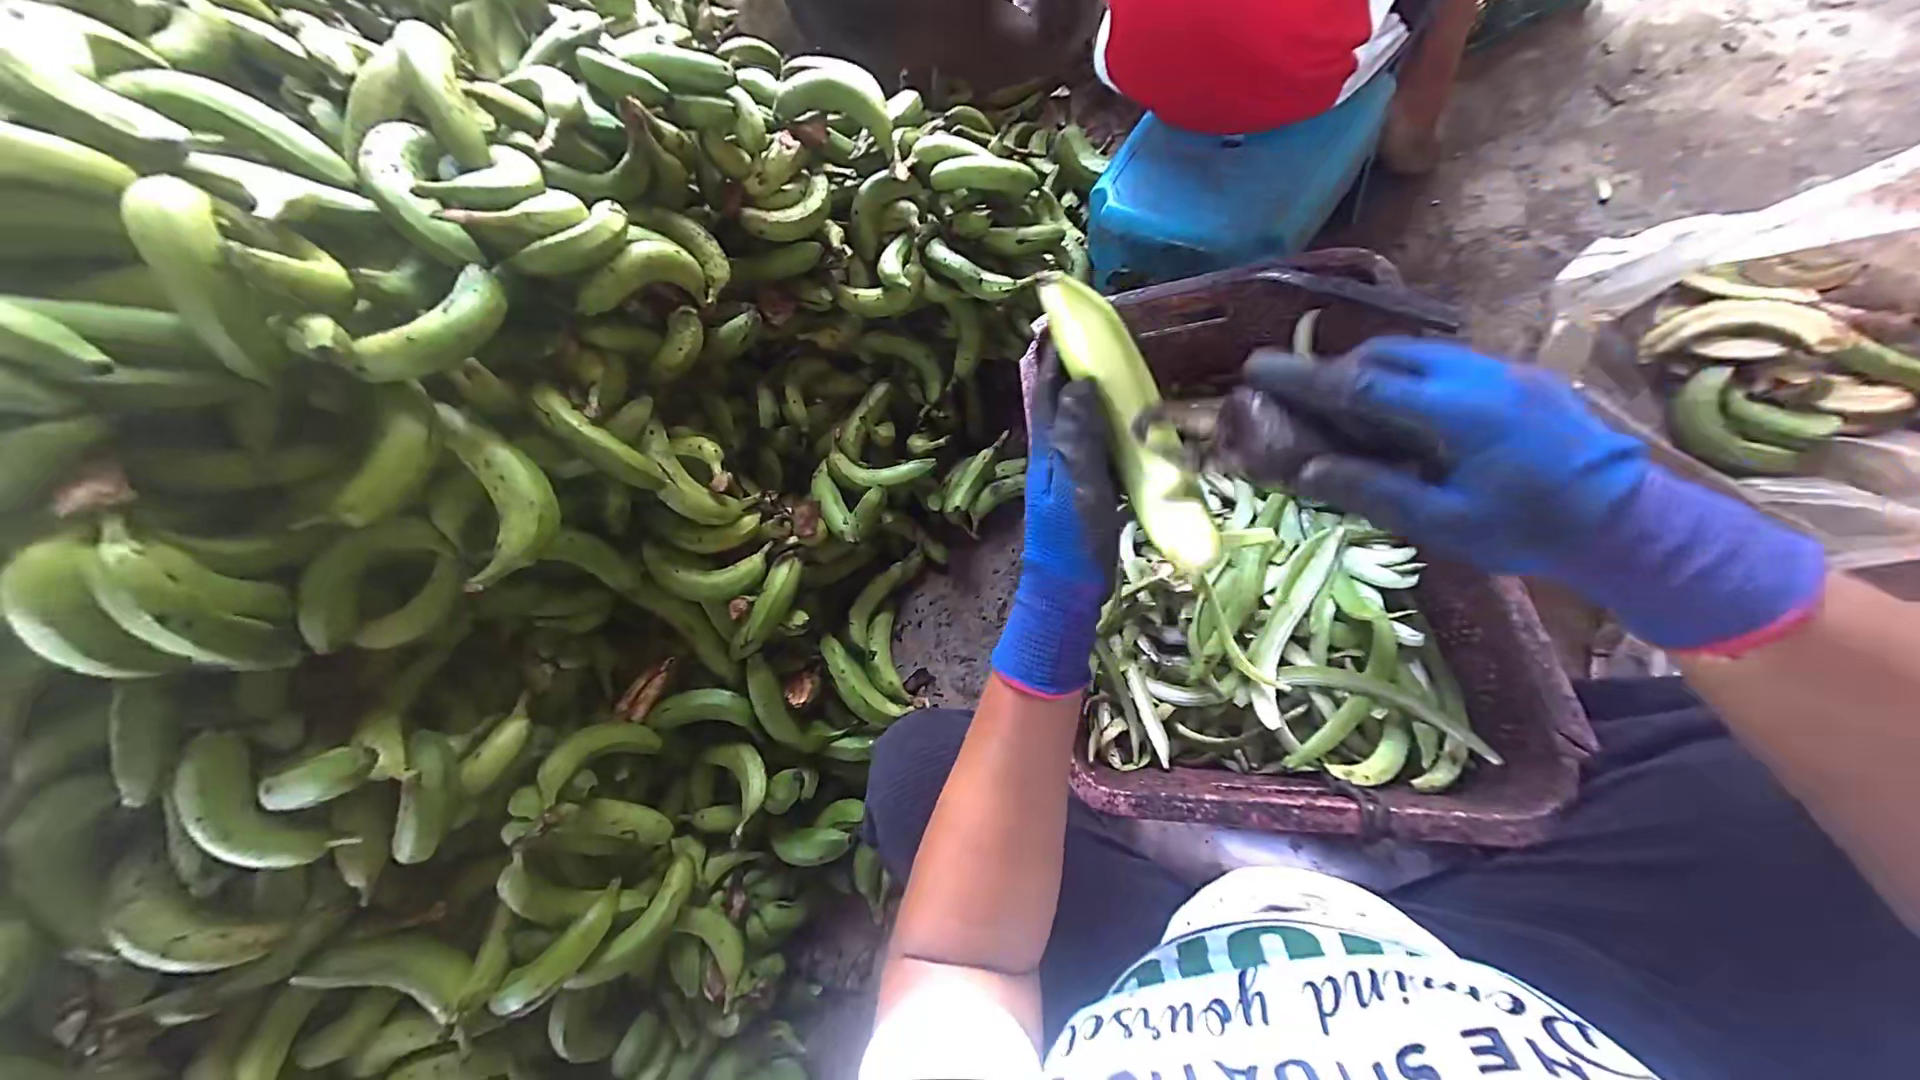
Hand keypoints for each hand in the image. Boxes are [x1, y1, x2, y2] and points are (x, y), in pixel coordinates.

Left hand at [990, 352, 1120, 696]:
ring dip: (1095, 389)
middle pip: (1061, 396)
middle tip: (1100, 334)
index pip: (1043, 386)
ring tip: (1120, 364)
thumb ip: (1076, 433)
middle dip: (1073, 363)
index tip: (1060, 318)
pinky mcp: (1092, 482)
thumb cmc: (1070, 534)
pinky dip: (1114, 421)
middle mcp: (1056, 448)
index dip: (1048, 352)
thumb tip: (1080, 380)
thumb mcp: (1074, 481)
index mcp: (1046, 443)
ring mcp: (1074, 466)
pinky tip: (1135, 415)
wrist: (1071, 584)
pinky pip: (1102, 441)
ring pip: (1082, 416)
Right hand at [1243, 338, 1826, 652]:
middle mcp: (1480, 377)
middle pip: (1386, 354)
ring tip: (1337, 399)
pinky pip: (1439, 362)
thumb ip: (1373, 490)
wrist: (1633, 523)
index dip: (1304, 376)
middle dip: (1333, 366)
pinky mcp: (1514, 378)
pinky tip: (1391, 407)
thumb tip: (1307, 469)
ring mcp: (1502, 371)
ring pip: (1414, 352)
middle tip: (1296, 389)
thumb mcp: (1444, 523)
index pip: (1361, 386)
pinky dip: (1398, 375)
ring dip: (1366, 368)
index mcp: (1461, 413)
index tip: (1257, 366)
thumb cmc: (1531, 531)